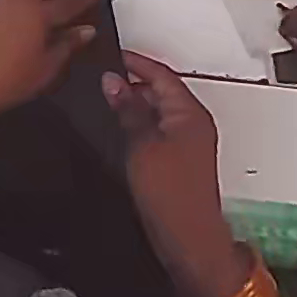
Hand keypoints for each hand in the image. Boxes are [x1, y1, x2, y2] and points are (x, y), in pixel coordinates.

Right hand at [103, 52, 249, 296]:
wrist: (189, 242)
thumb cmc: (171, 195)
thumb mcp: (141, 145)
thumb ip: (127, 109)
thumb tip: (112, 80)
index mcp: (189, 112)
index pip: (161, 74)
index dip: (136, 62)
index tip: (112, 54)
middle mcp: (193, 122)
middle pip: (162, 89)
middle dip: (133, 81)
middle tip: (103, 78)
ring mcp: (189, 140)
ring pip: (159, 108)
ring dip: (136, 102)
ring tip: (107, 100)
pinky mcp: (180, 157)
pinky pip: (159, 126)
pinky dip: (140, 121)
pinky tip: (120, 127)